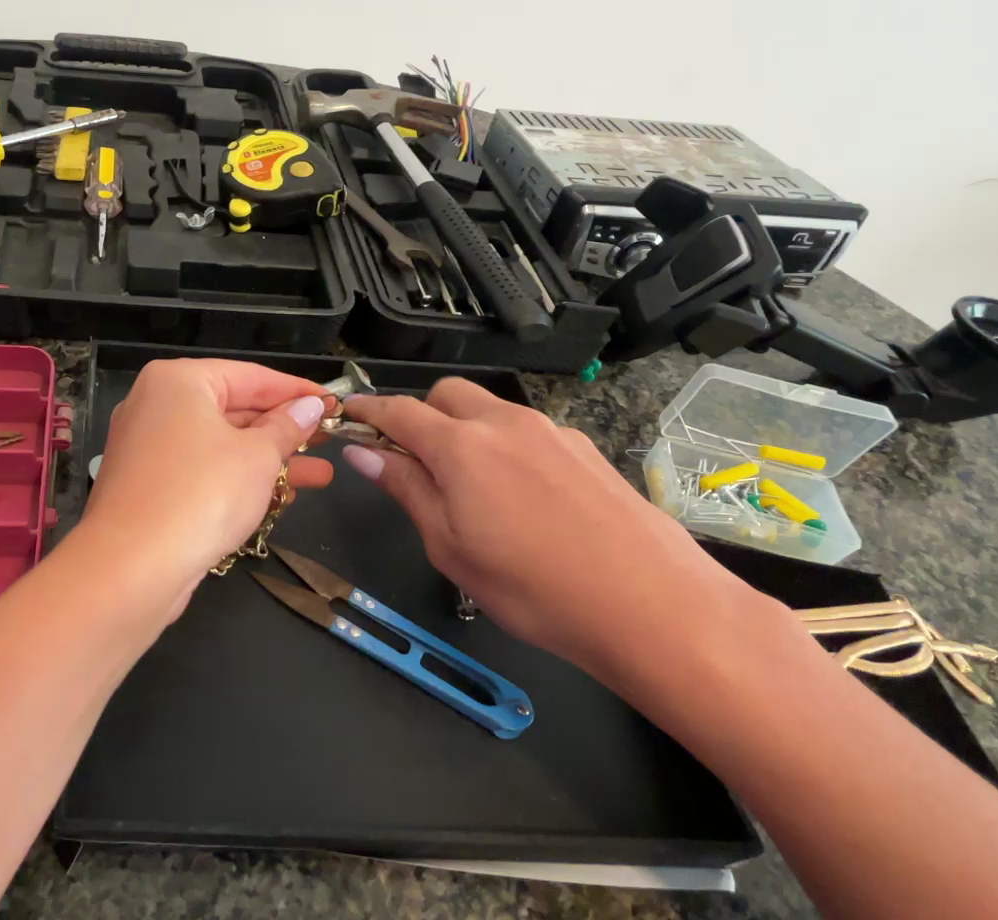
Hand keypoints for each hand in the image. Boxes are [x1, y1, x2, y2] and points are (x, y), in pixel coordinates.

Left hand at [81, 359, 332, 604]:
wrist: (131, 565)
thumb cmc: (202, 494)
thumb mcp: (258, 457)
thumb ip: (287, 428)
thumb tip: (309, 406)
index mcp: (178, 381)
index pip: (250, 376)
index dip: (296, 390)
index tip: (333, 403)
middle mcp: (156, 405)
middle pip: (233, 409)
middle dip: (284, 429)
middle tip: (329, 439)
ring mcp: (147, 447)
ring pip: (220, 445)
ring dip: (268, 460)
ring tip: (321, 475)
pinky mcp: (147, 486)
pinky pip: (202, 472)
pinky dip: (237, 480)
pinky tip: (279, 497)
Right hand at [342, 379, 760, 676]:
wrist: (650, 604)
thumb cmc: (532, 587)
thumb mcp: (449, 546)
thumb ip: (405, 489)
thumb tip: (362, 452)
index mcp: (461, 446)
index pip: (398, 411)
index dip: (367, 410)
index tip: (347, 415)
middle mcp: (505, 423)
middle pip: (447, 394)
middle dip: (419, 414)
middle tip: (411, 460)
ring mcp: (551, 431)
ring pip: (490, 410)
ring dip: (464, 430)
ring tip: (469, 487)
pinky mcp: (585, 448)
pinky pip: (528, 431)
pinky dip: (504, 446)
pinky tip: (521, 497)